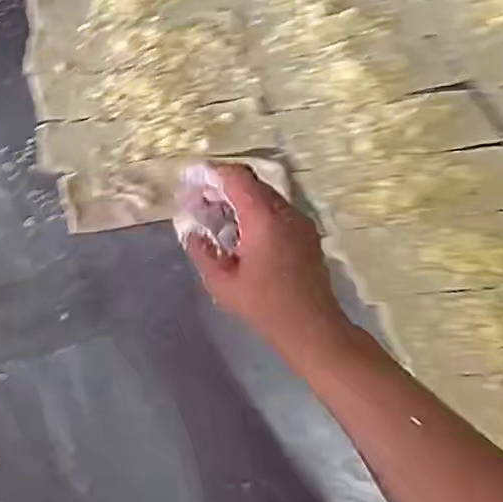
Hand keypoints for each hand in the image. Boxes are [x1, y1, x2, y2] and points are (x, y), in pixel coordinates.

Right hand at [182, 163, 357, 356]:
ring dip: (236, 200)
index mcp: (264, 219)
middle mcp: (286, 214)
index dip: (211, 173)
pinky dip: (252, 211)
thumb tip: (192, 232)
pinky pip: (274, 210)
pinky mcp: (305, 235)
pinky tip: (237, 232)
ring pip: (263, 196)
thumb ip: (201, 250)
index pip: (237, 178)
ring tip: (213, 218)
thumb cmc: (263, 304)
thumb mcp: (219, 280)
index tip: (190, 180)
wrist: (312, 328)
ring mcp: (300, 224)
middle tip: (196, 202)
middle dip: (221, 187)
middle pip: (250, 183)